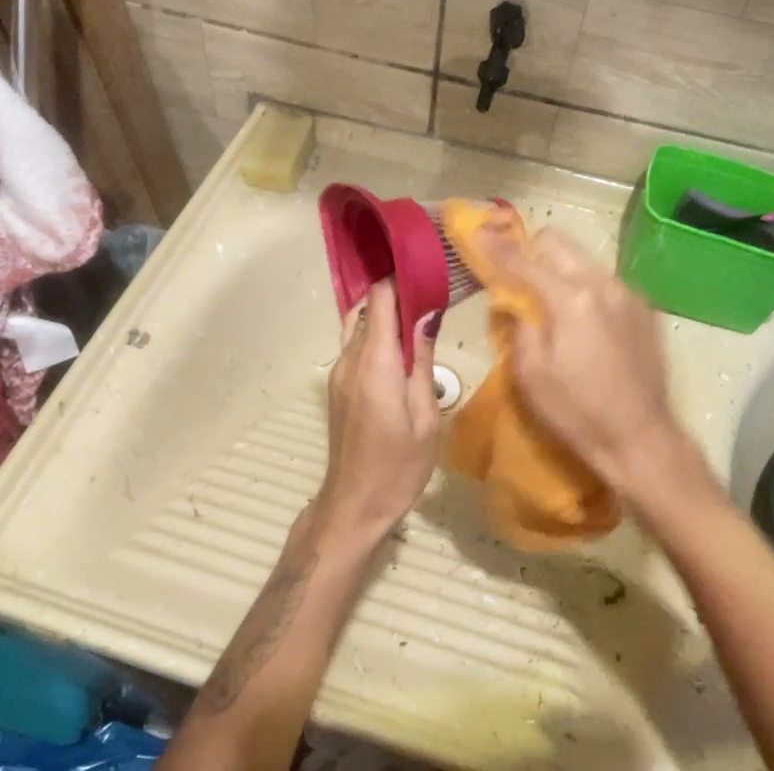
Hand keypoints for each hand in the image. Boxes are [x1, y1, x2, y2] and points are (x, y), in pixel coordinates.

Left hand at [317, 279, 441, 542]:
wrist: (354, 504)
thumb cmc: (398, 466)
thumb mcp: (424, 416)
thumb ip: (420, 360)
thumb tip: (426, 313)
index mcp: (372, 364)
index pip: (378, 300)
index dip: (399, 278)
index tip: (427, 269)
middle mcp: (349, 360)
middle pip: (368, 308)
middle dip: (398, 295)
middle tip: (434, 292)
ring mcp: (339, 373)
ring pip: (360, 326)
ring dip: (388, 317)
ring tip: (424, 318)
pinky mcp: (339, 386)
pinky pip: (358, 347)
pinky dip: (379, 337)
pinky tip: (405, 348)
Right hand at [482, 228, 708, 502]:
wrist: (641, 439)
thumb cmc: (578, 413)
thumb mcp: (531, 375)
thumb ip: (519, 326)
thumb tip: (511, 301)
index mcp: (571, 299)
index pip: (523, 261)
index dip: (495, 246)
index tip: (477, 232)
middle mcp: (603, 284)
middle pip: (559, 243)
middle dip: (532, 249)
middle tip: (515, 273)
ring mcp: (629, 294)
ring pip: (584, 260)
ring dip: (560, 268)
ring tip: (549, 300)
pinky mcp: (645, 310)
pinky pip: (607, 283)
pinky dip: (586, 289)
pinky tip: (583, 321)